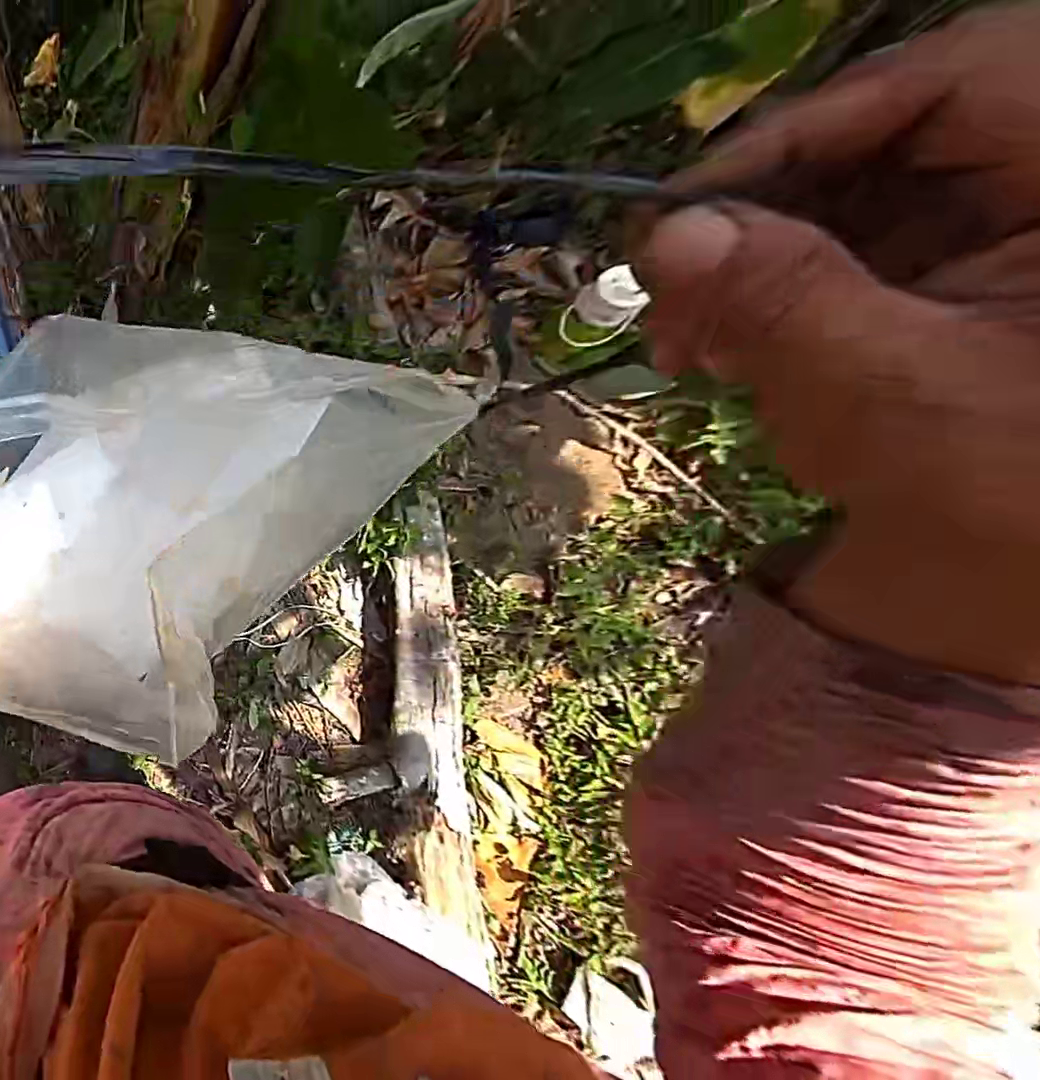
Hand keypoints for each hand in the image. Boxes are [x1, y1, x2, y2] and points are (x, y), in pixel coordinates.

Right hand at [638, 4, 1039, 683]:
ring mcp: (1015, 218)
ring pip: (849, 194)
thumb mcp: (875, 385)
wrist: (1018, 564)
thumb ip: (772, 296)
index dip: (804, 128)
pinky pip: (845, 242)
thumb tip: (663, 230)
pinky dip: (764, 289)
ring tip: (683, 340)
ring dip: (743, 262)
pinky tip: (718, 343)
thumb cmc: (989, 483)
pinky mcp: (964, 260)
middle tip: (665, 296)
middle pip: (888, 137)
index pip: (962, 74)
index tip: (679, 211)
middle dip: (752, 216)